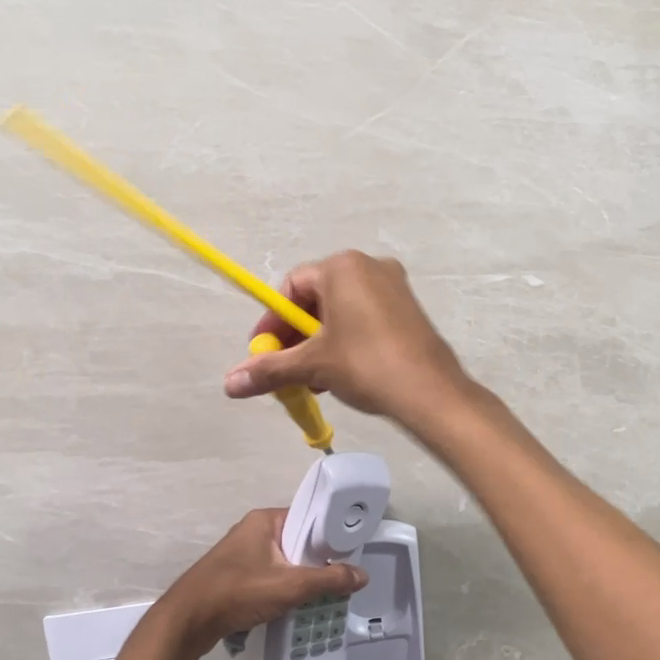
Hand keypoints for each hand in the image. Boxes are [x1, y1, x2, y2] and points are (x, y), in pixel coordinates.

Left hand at [147, 509, 366, 655]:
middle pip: (300, 542)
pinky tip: (297, 605)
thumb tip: (362, 575)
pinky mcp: (237, 576)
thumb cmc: (236, 593)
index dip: (331, 534)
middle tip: (342, 578)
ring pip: (286, 562)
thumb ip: (329, 580)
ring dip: (303, 578)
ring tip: (325, 594)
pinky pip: (272, 576)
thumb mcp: (290, 586)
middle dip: (319, 561)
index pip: (309, 518)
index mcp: (265, 521)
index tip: (351, 552)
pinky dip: (286, 589)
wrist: (186, 624)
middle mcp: (254, 531)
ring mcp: (243, 555)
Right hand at [222, 251, 475, 429]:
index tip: (262, 352)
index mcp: (343, 267)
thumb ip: (270, 369)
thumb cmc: (367, 365)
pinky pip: (367, 320)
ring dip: (321, 344)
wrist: (430, 392)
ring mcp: (396, 288)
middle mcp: (371, 267)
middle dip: (297, 336)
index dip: (273, 321)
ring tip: (311, 381)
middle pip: (318, 299)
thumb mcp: (313, 366)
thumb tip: (229, 384)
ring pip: (343, 313)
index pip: (293, 286)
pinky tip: (340, 376)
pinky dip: (347, 343)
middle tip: (285, 369)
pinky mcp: (410, 312)